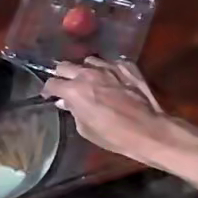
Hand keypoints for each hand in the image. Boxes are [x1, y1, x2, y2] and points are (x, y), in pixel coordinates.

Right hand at [42, 58, 182, 165]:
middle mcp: (88, 73)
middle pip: (65, 66)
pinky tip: (111, 79)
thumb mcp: (86, 129)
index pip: (52, 83)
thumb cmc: (114, 136)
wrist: (149, 130)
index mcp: (74, 90)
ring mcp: (109, 67)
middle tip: (65, 85)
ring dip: (85, 70)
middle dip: (62, 75)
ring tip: (89, 80)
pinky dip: (107, 70)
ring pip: (88, 61)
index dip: (48, 90)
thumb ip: (74, 112)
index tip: (49, 95)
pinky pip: (110, 63)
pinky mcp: (126, 66)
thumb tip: (66, 102)